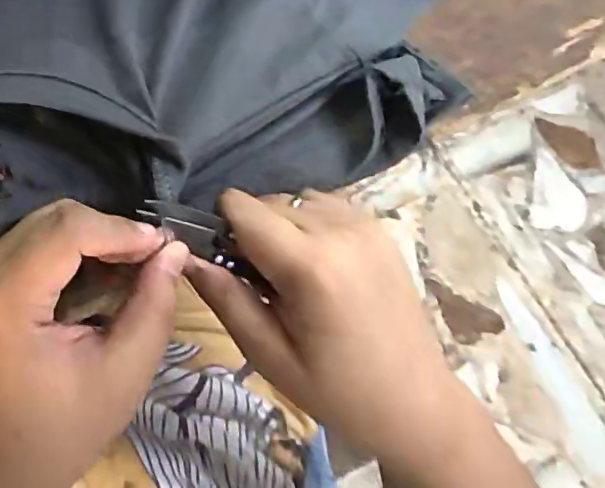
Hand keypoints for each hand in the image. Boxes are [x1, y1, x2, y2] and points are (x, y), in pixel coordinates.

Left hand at [0, 199, 189, 487]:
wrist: (3, 456)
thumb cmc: (64, 426)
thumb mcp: (122, 376)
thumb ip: (152, 308)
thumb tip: (175, 248)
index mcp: (10, 298)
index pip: (69, 231)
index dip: (120, 230)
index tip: (163, 246)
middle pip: (60, 218)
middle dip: (113, 229)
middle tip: (155, 255)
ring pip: (52, 218)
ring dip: (98, 232)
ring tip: (137, 259)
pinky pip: (41, 232)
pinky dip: (79, 239)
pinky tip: (108, 262)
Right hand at [185, 190, 530, 487]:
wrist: (420, 405)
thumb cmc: (338, 390)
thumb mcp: (269, 356)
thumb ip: (225, 297)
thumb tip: (184, 254)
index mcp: (310, 265)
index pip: (239, 205)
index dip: (224, 229)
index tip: (232, 265)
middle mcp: (337, 229)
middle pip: (263, 202)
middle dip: (253, 233)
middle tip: (268, 283)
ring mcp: (361, 221)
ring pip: (289, 199)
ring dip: (280, 226)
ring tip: (297, 273)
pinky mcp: (375, 223)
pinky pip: (319, 202)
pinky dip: (308, 223)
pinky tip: (322, 263)